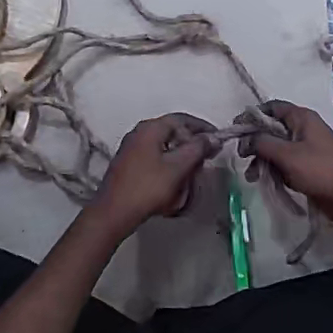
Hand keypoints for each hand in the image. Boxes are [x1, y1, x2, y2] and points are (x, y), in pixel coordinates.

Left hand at [89, 113, 218, 234]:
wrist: (114, 213)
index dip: (203, 128)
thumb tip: (213, 137)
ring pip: (164, 147)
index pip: (182, 119)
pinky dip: (168, 167)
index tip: (218, 140)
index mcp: (150, 128)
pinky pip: (155, 159)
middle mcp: (139, 133)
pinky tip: (175, 182)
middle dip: (192, 145)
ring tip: (192, 173)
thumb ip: (198, 148)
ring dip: (181, 158)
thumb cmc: (148, 187)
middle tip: (206, 158)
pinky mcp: (128, 166)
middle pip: (173, 132)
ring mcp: (131, 150)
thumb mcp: (178, 167)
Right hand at [239, 100, 332, 215]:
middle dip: (255, 143)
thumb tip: (244, 139)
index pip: (272, 107)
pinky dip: (275, 168)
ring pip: (277, 147)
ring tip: (253, 176)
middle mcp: (304, 128)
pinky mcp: (308, 163)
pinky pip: (286, 160)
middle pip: (272, 128)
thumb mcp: (286, 154)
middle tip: (243, 157)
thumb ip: (261, 143)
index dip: (253, 116)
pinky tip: (266, 180)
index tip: (237, 131)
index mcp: (302, 118)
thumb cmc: (318, 169)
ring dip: (263, 159)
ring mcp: (307, 146)